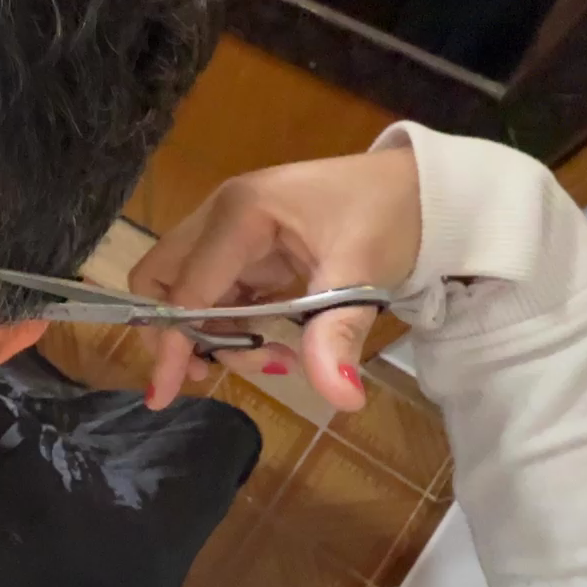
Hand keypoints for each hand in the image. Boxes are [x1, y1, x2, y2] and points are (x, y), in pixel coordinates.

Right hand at [128, 146, 420, 411]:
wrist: (426, 187)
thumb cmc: (393, 217)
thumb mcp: (363, 276)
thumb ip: (337, 336)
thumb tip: (340, 399)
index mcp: (238, 215)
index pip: (185, 290)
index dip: (172, 345)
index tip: (164, 393)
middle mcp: (217, 217)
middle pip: (159, 281)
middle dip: (171, 333)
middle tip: (202, 373)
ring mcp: (225, 230)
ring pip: (182, 290)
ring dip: (208, 333)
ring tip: (269, 360)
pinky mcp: (238, 246)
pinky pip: (210, 291)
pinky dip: (226, 324)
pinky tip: (267, 343)